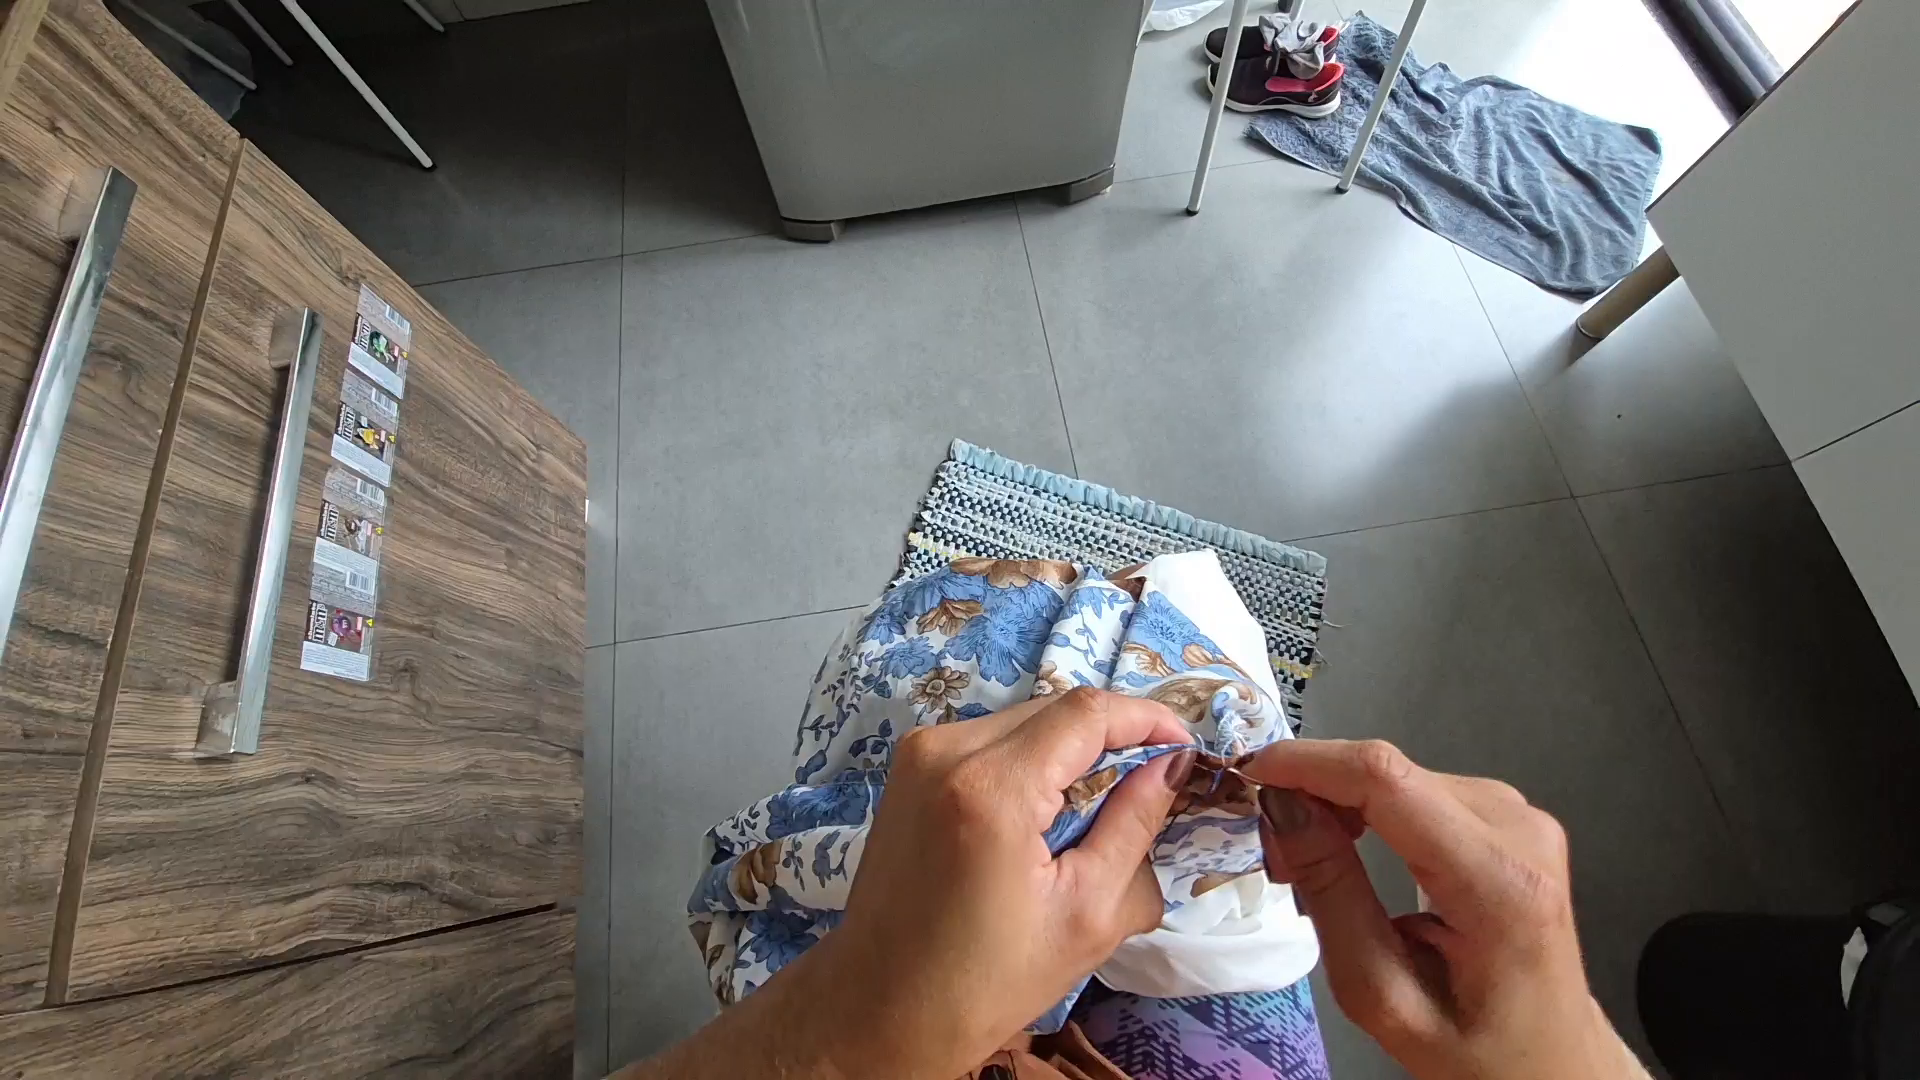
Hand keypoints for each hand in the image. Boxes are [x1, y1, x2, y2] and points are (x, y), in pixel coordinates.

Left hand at [808, 687, 1193, 1076]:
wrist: (879, 1003)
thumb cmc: (986, 979)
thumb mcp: (1086, 914)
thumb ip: (1134, 825)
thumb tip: (1171, 765)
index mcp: (992, 787)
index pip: (1085, 713)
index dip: (1144, 717)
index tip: (1181, 744)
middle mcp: (947, 747)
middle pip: (1054, 711)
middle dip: (1110, 737)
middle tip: (1147, 782)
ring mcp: (920, 749)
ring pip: (1023, 720)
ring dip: (1068, 750)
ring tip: (1091, 806)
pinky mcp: (909, 761)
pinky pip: (990, 737)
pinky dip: (1028, 759)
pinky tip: (1038, 810)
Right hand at [1243, 739, 1650, 1079]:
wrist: (1558, 1070)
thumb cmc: (1471, 1050)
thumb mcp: (1379, 993)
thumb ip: (1329, 892)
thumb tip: (1279, 801)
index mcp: (1497, 881)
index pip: (1384, 778)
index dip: (1306, 761)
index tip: (1247, 776)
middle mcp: (1516, 827)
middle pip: (1382, 770)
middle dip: (1309, 790)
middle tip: (1275, 851)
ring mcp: (1516, 813)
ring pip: (1388, 771)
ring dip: (1330, 798)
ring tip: (1306, 857)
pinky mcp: (1505, 811)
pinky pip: (1406, 783)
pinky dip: (1358, 802)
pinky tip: (1344, 840)